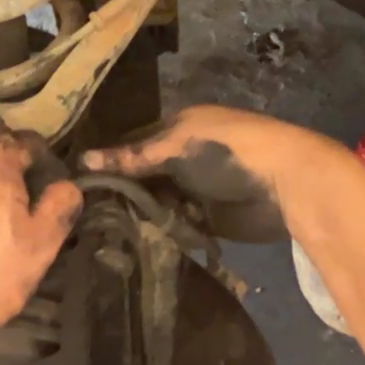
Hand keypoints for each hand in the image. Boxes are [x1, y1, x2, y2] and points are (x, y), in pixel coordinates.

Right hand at [82, 105, 339, 241]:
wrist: (285, 183)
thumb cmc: (227, 150)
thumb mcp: (175, 146)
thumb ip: (131, 157)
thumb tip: (81, 161)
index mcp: (177, 126)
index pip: (133, 141)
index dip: (109, 158)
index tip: (79, 181)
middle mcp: (183, 155)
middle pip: (143, 174)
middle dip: (122, 190)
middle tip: (87, 211)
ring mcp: (196, 187)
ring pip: (156, 200)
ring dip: (140, 212)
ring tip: (105, 228)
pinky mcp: (208, 218)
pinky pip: (175, 222)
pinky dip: (161, 229)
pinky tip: (137, 238)